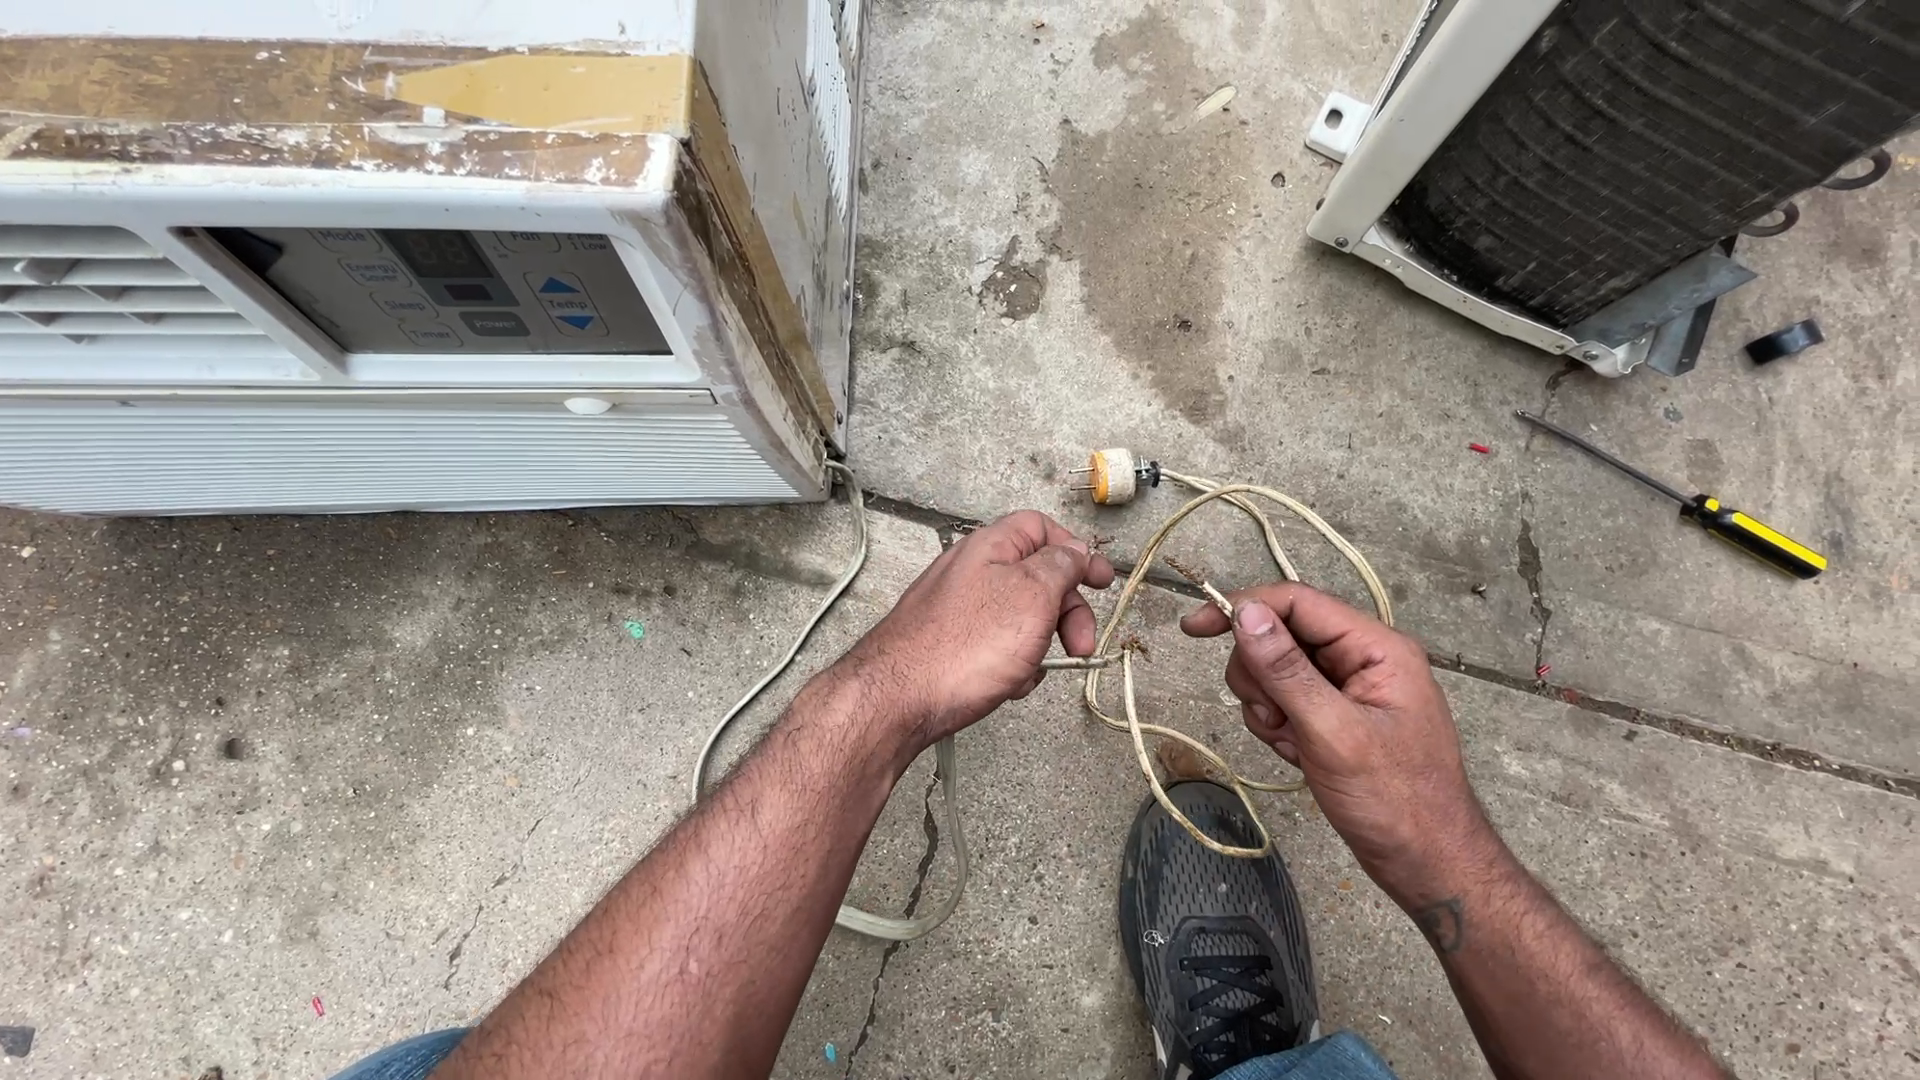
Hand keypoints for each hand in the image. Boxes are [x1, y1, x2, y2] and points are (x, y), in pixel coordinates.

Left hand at [839, 510, 1114, 748]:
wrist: (899, 699)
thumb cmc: (958, 647)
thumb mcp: (1032, 593)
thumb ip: (1060, 565)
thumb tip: (1076, 550)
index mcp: (990, 546)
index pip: (1042, 528)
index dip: (1076, 551)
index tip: (1099, 578)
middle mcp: (971, 571)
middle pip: (1036, 577)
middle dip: (1065, 611)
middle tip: (1080, 642)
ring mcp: (957, 608)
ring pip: (1018, 618)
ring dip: (1037, 644)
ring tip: (1030, 668)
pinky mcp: (948, 642)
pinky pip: (995, 645)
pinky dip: (1009, 663)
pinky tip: (1004, 682)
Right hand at [1180, 583, 1496, 906]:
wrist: (1426, 865)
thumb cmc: (1395, 801)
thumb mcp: (1333, 732)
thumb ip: (1286, 669)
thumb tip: (1246, 613)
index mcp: (1375, 647)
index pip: (1295, 601)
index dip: (1242, 607)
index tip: (1194, 628)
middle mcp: (1359, 658)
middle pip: (1277, 634)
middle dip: (1259, 676)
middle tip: (1275, 717)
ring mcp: (1344, 687)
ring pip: (1271, 669)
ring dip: (1266, 706)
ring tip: (1293, 742)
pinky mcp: (1330, 713)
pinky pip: (1278, 699)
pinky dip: (1275, 725)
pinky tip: (1297, 753)